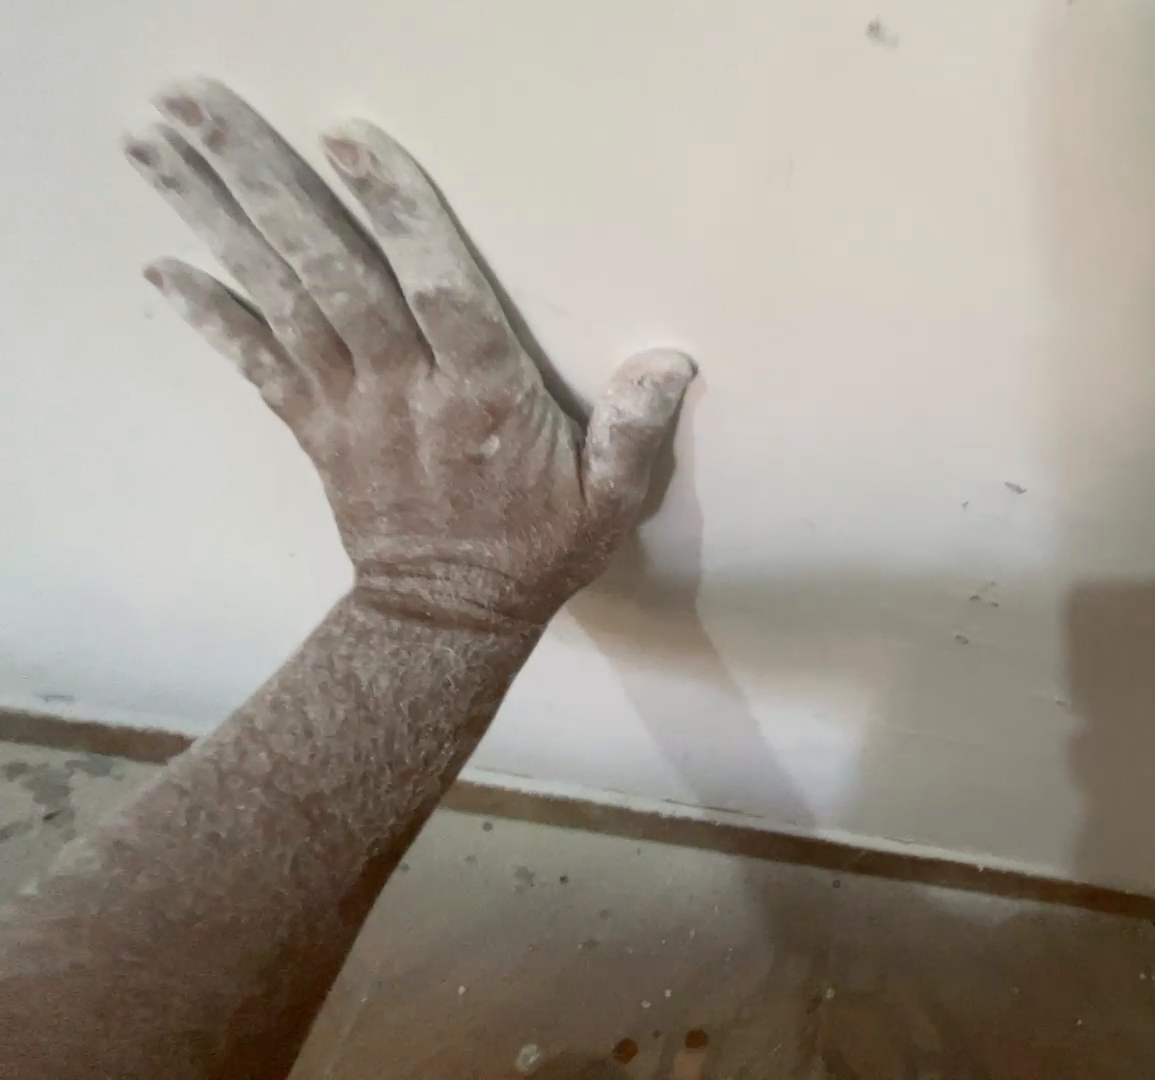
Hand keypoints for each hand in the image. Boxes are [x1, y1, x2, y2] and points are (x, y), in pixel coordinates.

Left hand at [126, 79, 693, 626]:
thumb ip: (636, 432)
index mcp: (487, 402)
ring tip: (154, 141)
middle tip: (195, 101)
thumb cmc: (542, 551)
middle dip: (266, 187)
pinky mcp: (318, 432)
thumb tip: (670, 363)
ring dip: (217, 221)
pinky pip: (257, 365)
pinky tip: (165, 263)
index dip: (401, 219)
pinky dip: (210, 313)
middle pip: (335, 278)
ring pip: (283, 305)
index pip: (441, 295)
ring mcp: (353, 411)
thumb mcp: (614, 501)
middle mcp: (410, 394)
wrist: (453, 614)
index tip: (353, 142)